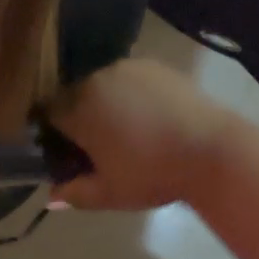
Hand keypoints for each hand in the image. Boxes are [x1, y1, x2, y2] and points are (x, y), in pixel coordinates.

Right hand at [46, 59, 234, 211]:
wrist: (209, 149)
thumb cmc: (153, 173)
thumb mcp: (110, 193)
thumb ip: (76, 193)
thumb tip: (52, 194)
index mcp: (78, 109)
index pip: (49, 112)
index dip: (53, 130)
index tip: (66, 148)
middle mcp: (95, 79)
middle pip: (75, 95)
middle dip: (81, 115)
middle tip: (100, 142)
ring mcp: (125, 67)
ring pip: (103, 84)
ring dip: (107, 101)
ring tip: (130, 128)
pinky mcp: (151, 63)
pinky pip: (129, 77)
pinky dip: (132, 92)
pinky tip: (151, 114)